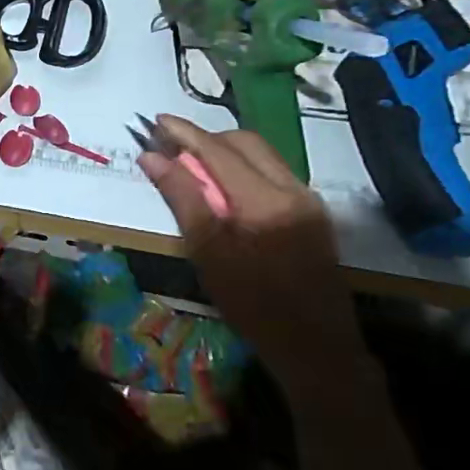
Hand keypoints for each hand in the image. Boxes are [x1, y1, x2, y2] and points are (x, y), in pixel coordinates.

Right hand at [139, 116, 362, 385]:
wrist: (317, 349)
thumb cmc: (253, 305)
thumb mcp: (208, 252)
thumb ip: (182, 197)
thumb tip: (152, 157)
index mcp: (266, 201)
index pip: (218, 151)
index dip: (185, 133)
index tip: (156, 120)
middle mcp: (293, 190)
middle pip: (245, 142)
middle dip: (206, 138)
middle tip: (171, 146)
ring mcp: (308, 200)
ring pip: (261, 154)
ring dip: (224, 151)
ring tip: (192, 164)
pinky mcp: (313, 212)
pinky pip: (273, 172)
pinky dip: (243, 168)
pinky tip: (223, 186)